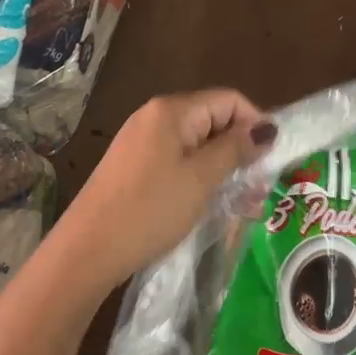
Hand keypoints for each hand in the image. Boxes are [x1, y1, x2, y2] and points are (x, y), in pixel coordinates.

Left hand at [60, 89, 275, 290]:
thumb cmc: (149, 210)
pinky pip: (176, 160)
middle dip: (239, 148)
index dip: (255, 123)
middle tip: (258, 186)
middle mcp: (154, 116)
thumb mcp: (201, 179)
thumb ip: (235, 150)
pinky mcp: (132, 167)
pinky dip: (197, 176)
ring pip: (195, 143)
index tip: (271, 159)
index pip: (228, 100)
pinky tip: (206, 203)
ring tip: (240, 201)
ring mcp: (140, 142)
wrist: (84, 254)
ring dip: (221, 166)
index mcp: (172, 110)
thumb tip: (267, 129)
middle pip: (212, 119)